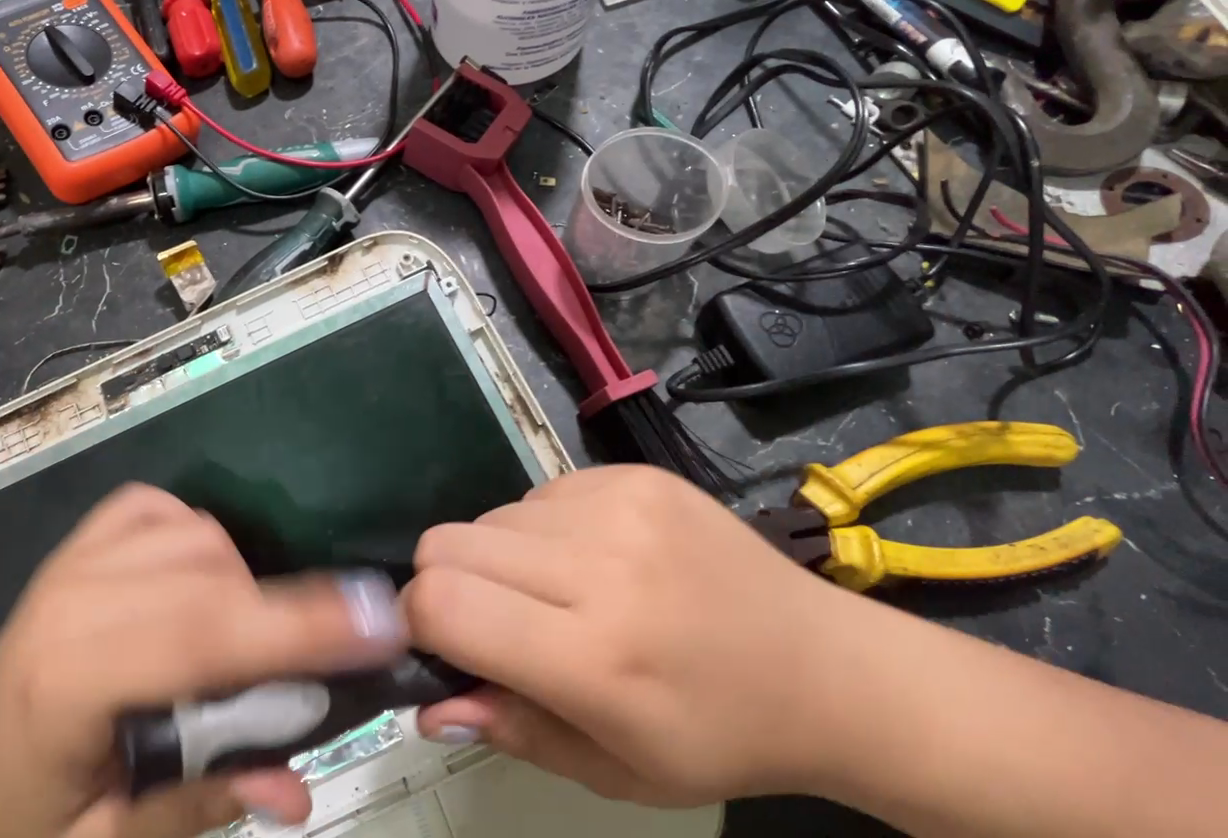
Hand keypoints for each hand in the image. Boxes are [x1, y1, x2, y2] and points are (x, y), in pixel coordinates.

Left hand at [0, 484, 408, 837]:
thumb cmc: (29, 826)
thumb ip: (200, 803)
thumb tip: (296, 788)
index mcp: (66, 681)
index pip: (200, 636)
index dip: (295, 629)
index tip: (378, 626)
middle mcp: (66, 601)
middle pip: (208, 573)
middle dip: (289, 608)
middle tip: (346, 647)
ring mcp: (66, 565)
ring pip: (192, 533)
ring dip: (243, 580)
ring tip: (253, 643)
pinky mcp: (72, 549)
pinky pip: (155, 510)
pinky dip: (197, 535)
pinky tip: (205, 583)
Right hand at [404, 465, 878, 805]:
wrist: (830, 669)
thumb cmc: (719, 737)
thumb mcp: (616, 770)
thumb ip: (512, 730)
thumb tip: (427, 705)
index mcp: (596, 657)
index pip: (444, 604)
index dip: (415, 622)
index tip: (437, 644)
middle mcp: (602, 566)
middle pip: (447, 544)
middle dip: (447, 585)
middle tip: (495, 622)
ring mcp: (621, 507)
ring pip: (489, 515)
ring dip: (499, 557)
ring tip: (556, 593)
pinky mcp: (635, 475)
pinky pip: (538, 493)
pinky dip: (542, 530)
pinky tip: (595, 562)